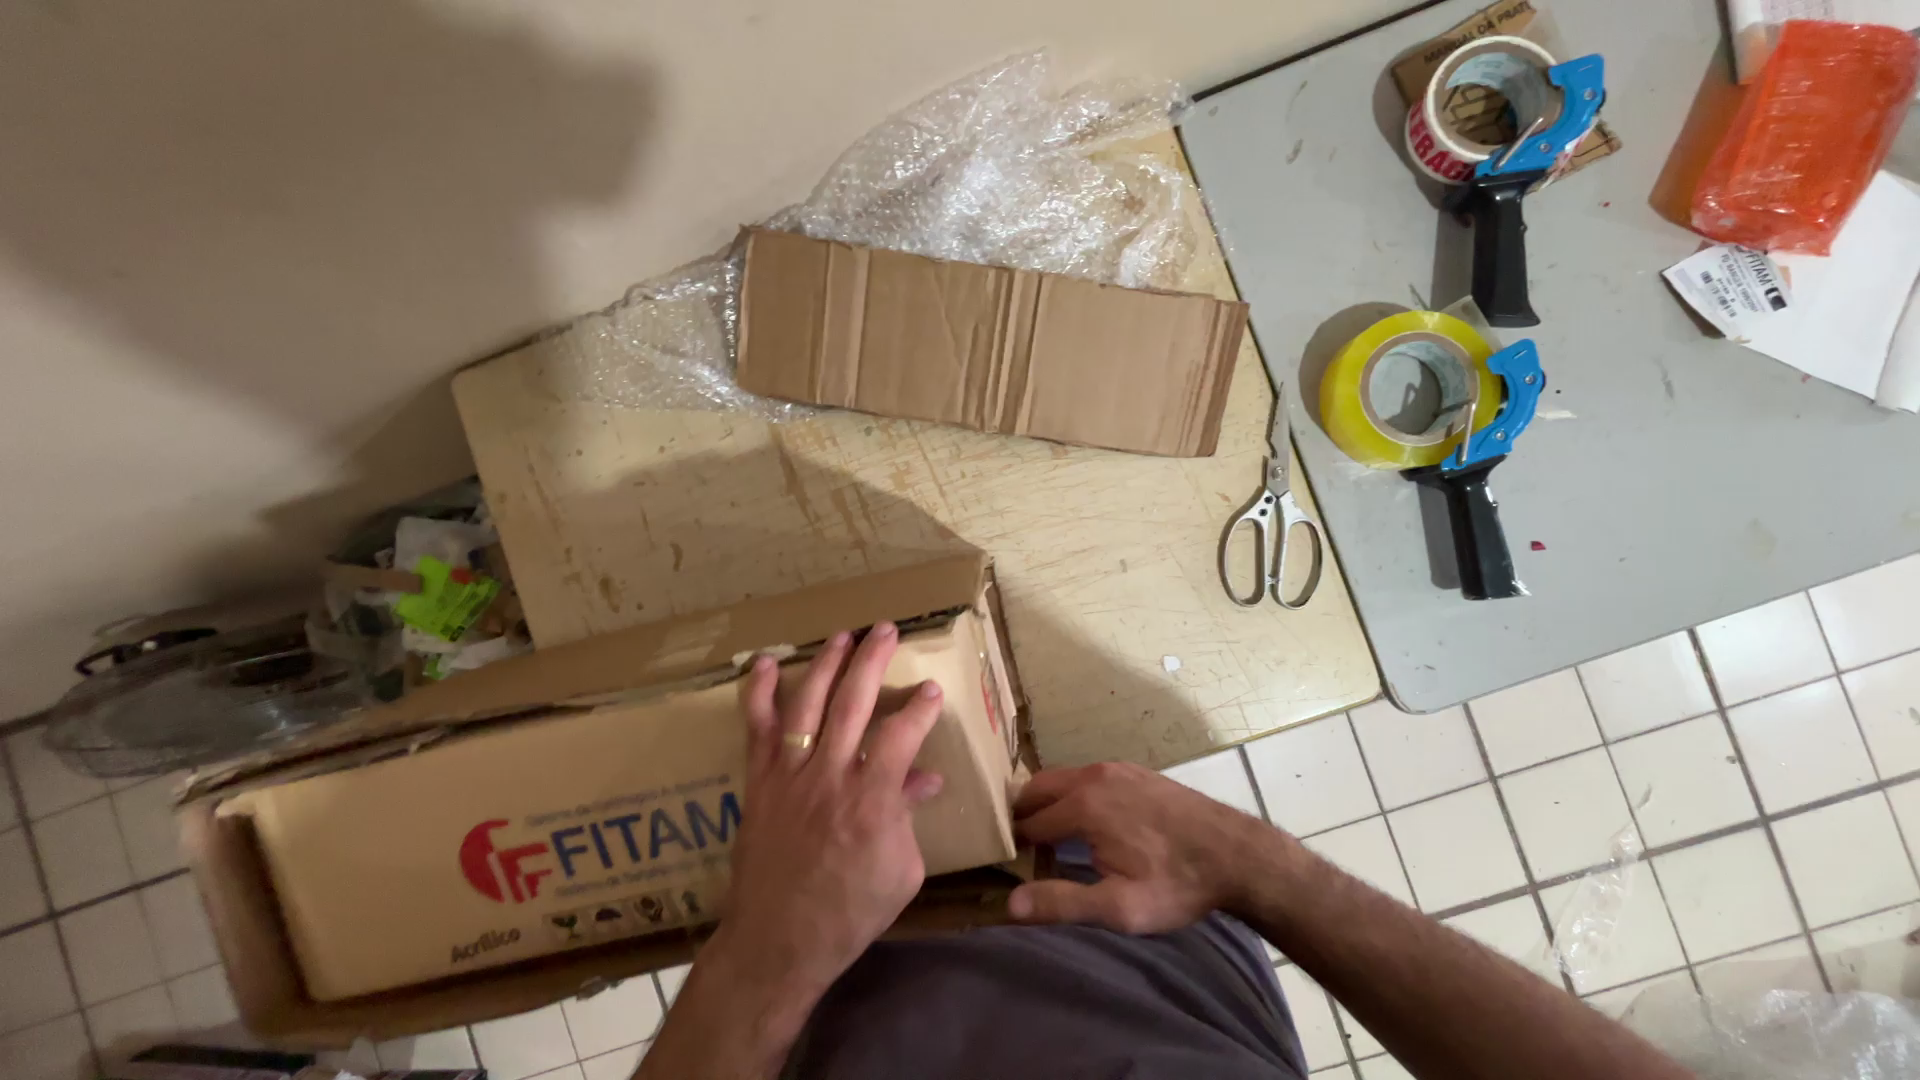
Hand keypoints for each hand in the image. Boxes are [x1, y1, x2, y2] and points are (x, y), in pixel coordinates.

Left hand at [713, 623, 945, 993]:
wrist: (778, 941)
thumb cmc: (850, 912)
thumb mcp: (902, 871)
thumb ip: (909, 817)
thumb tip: (925, 779)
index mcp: (871, 800)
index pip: (900, 735)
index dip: (919, 708)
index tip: (931, 690)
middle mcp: (829, 775)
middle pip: (853, 702)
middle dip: (873, 660)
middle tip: (886, 630)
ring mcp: (790, 775)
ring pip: (809, 704)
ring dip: (828, 664)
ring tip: (843, 635)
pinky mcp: (760, 783)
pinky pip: (758, 729)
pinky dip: (762, 694)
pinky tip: (769, 663)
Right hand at [1008, 762, 1278, 933]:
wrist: (1236, 853)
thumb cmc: (1176, 884)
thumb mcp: (1119, 907)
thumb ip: (1062, 903)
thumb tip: (1011, 904)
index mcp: (1083, 806)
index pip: (1029, 822)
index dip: (1016, 845)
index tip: (1009, 865)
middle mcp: (1092, 777)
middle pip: (1038, 789)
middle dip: (1022, 815)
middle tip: (1020, 849)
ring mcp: (1114, 768)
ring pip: (1062, 779)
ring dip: (1047, 803)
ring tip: (1049, 839)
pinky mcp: (1133, 770)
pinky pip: (1087, 776)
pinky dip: (1072, 794)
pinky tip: (1085, 823)